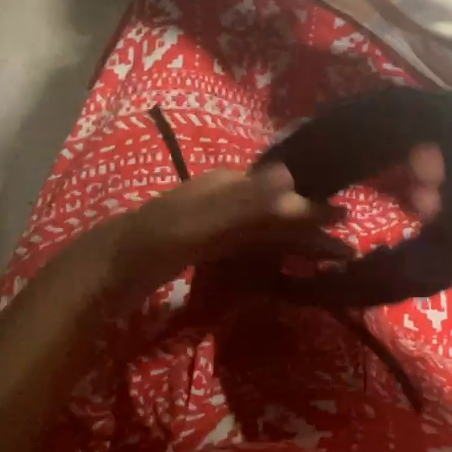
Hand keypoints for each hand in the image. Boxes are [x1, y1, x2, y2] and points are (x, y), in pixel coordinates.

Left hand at [112, 166, 353, 292]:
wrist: (105, 273)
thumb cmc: (154, 241)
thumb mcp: (202, 221)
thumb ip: (246, 202)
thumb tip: (293, 178)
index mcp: (227, 184)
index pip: (281, 193)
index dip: (313, 206)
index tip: (346, 220)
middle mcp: (225, 197)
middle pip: (277, 211)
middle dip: (310, 226)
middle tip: (347, 248)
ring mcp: (215, 223)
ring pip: (266, 229)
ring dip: (296, 241)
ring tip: (328, 257)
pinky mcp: (206, 248)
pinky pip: (251, 245)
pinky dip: (274, 251)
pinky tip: (286, 263)